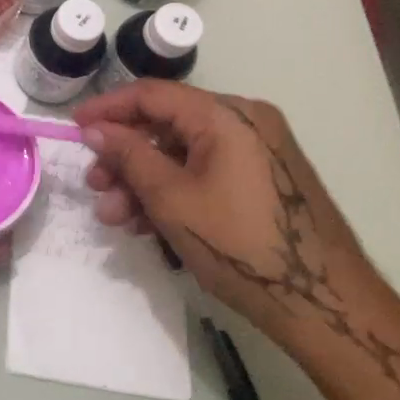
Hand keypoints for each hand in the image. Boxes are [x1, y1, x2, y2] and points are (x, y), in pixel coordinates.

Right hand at [72, 81, 381, 347]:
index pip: (152, 94)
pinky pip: (205, 173)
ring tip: (117, 219)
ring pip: (183, 155)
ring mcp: (258, 153)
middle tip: (96, 188)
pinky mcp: (264, 182)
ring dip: (144, 182)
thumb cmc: (242, 244)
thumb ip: (129, 156)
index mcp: (227, 115)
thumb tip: (95, 129)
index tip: (72, 128)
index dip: (107, 109)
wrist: (327, 305)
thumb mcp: (172, 200)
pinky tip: (150, 226)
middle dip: (124, 158)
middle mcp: (246, 123)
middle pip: (166, 126)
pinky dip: (175, 192)